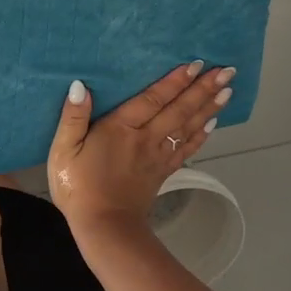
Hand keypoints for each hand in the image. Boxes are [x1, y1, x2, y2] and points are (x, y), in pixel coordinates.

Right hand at [47, 63, 236, 231]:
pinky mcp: (162, 172)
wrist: (103, 226)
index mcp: (121, 128)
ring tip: (227, 90)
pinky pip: (186, 149)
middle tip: (227, 71)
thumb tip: (80, 85)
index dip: (174, 81)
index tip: (196, 64)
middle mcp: (145, 138)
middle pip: (178, 109)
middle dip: (202, 89)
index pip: (152, 99)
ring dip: (208, 107)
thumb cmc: (78, 187)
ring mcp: (157, 156)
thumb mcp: (63, 150)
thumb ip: (73, 117)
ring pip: (187, 126)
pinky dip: (201, 134)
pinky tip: (211, 123)